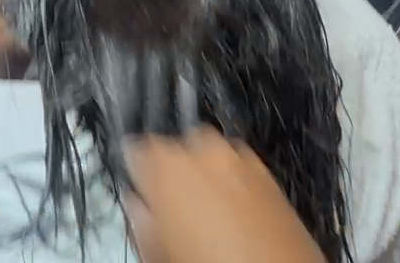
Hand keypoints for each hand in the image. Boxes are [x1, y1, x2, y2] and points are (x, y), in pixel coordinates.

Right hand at [123, 129, 325, 262]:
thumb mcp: (160, 251)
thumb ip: (141, 220)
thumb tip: (137, 206)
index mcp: (164, 163)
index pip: (135, 148)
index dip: (135, 169)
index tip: (138, 184)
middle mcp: (199, 147)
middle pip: (173, 148)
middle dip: (172, 172)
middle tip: (174, 210)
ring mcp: (234, 154)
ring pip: (206, 153)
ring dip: (203, 173)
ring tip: (208, 215)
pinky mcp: (264, 167)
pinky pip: (236, 164)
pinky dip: (231, 180)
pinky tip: (234, 215)